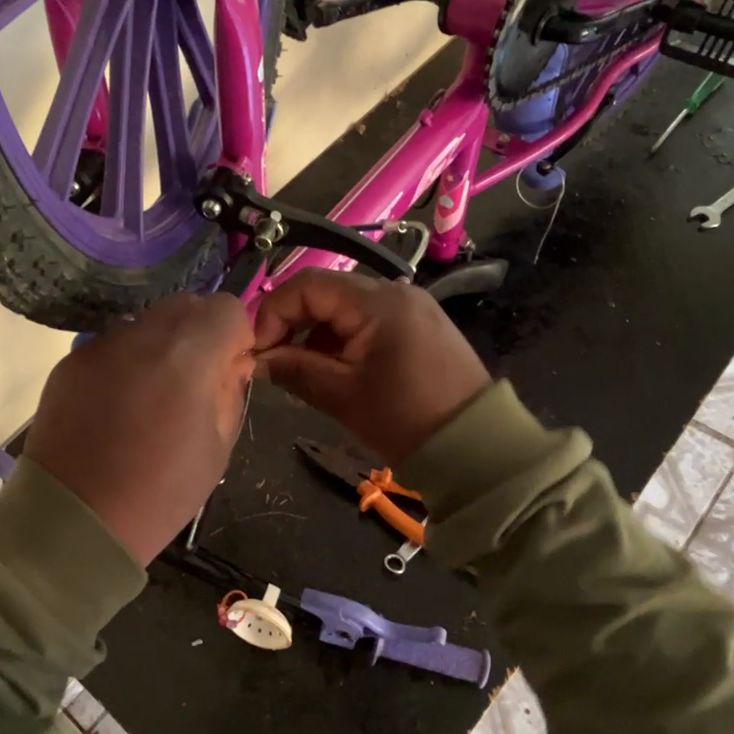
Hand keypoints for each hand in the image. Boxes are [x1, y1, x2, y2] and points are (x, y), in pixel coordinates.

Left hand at [25, 293, 254, 566]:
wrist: (75, 519)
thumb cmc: (159, 494)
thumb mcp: (217, 449)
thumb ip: (229, 393)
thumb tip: (229, 365)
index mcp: (187, 355)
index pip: (226, 308)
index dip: (235, 336)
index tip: (228, 370)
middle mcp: (141, 335)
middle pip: (184, 305)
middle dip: (198, 333)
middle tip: (193, 382)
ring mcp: (100, 346)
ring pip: (143, 324)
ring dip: (158, 346)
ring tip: (149, 398)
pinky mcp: (69, 363)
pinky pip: (109, 347)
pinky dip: (122, 364)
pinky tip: (115, 408)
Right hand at [254, 270, 490, 463]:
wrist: (475, 447)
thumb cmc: (404, 419)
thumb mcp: (342, 395)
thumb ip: (295, 369)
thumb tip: (258, 359)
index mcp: (378, 302)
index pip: (307, 285)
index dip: (273, 313)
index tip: (257, 350)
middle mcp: (395, 292)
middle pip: (326, 292)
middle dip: (292, 324)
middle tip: (272, 361)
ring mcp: (411, 308)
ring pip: (344, 308)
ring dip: (315, 334)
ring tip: (300, 371)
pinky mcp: (419, 327)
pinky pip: (367, 321)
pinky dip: (342, 340)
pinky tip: (332, 371)